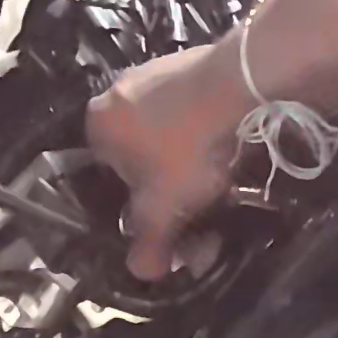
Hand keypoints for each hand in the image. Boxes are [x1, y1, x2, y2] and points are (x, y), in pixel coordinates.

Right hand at [85, 41, 253, 279]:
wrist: (239, 84)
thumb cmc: (189, 150)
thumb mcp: (165, 208)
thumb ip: (149, 243)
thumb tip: (142, 272)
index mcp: (98, 124)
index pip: (110, 180)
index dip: (141, 205)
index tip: (170, 217)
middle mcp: (116, 92)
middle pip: (141, 158)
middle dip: (169, 187)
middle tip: (199, 203)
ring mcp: (153, 73)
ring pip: (168, 136)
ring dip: (190, 163)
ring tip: (219, 180)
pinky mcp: (188, 65)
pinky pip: (190, 115)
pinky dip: (204, 136)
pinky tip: (227, 149)